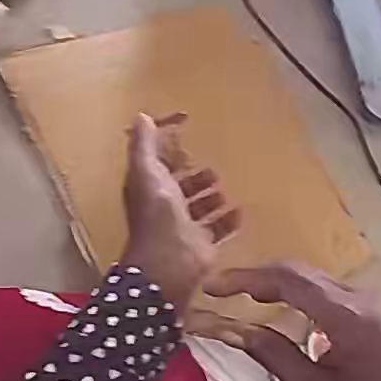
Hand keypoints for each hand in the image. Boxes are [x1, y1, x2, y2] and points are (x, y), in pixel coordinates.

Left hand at [120, 114, 239, 307]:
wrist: (170, 264)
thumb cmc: (158, 216)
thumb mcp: (147, 174)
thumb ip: (144, 146)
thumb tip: (140, 116)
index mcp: (149, 187)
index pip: (159, 164)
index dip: (169, 150)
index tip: (186, 136)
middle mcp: (165, 206)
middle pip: (181, 187)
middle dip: (195, 177)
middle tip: (213, 169)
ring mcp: (184, 227)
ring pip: (200, 207)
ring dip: (212, 197)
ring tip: (225, 187)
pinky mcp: (202, 244)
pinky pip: (219, 229)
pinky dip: (229, 220)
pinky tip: (240, 211)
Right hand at [204, 263, 380, 380]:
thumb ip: (272, 353)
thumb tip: (234, 329)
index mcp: (353, 318)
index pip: (289, 280)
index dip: (245, 278)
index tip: (213, 286)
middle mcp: (369, 301)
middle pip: (304, 274)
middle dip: (260, 278)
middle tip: (222, 290)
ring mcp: (379, 307)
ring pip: (318, 282)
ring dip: (280, 286)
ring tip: (243, 297)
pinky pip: (333, 296)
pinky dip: (302, 298)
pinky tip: (283, 309)